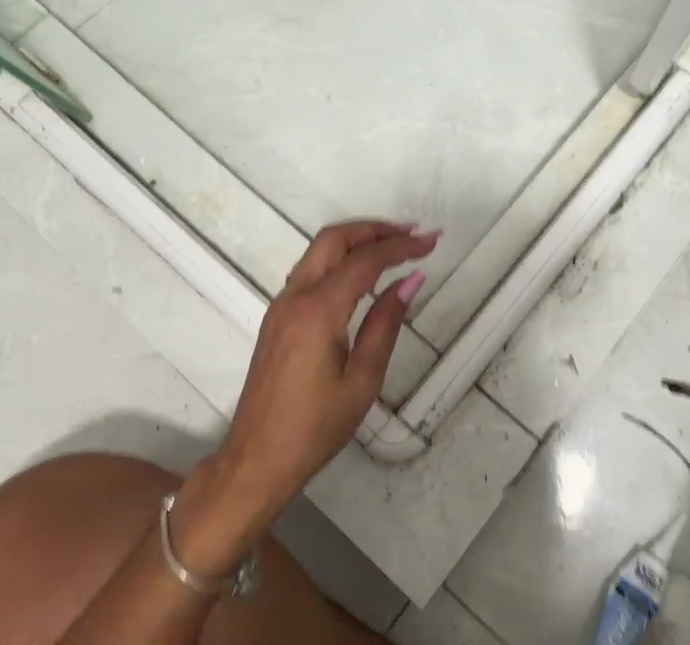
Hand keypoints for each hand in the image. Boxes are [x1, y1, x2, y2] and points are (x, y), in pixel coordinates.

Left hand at [171, 221, 436, 574]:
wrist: (257, 459)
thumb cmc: (315, 428)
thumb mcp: (362, 380)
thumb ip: (386, 323)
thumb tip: (411, 280)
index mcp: (318, 311)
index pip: (365, 261)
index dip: (401, 246)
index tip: (432, 240)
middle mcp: (295, 297)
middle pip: (334, 239)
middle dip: (375, 229)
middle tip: (413, 234)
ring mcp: (281, 306)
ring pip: (319, 251)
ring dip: (356, 240)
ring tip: (394, 246)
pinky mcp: (277, 318)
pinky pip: (310, 270)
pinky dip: (340, 259)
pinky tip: (364, 274)